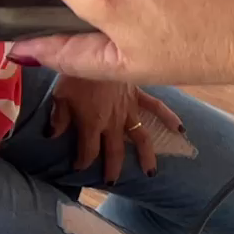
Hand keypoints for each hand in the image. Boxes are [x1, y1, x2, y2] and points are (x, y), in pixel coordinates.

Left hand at [46, 78, 182, 184]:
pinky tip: (181, 130)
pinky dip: (170, 118)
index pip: (88, 150)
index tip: (78, 167)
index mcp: (91, 124)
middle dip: (113, 168)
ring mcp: (129, 110)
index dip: (83, 161)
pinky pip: (158, 108)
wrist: (94, 50)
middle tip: (112, 182)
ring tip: (151, 172)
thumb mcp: (59, 95)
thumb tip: (51, 135)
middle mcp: (113, 122)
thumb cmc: (74, 74)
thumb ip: (58, 117)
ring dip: (147, 155)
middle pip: (115, 151)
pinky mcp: (139, 95)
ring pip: (141, 137)